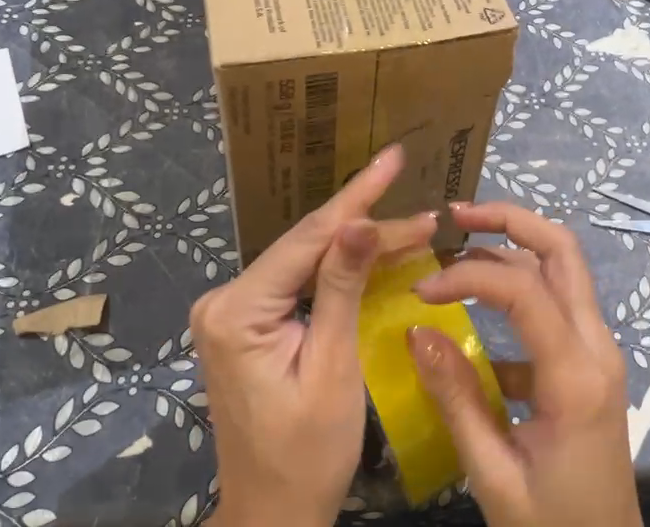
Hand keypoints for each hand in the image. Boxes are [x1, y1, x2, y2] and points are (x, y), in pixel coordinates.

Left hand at [193, 147, 436, 526]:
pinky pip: (297, 282)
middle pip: (306, 246)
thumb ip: (341, 289)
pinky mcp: (243, 323)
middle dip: (367, 224)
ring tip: (409, 221)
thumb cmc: (308, 454)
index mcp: (238, 311)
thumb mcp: (333, 368)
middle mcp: (225, 299)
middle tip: (425, 210)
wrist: (271, 515)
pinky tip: (371, 248)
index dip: (358, 197)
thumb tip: (359, 221)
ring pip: (304, 260)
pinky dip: (336, 268)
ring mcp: (231, 310)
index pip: (308, 239)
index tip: (394, 158)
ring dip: (356, 242)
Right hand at [408, 203, 640, 526]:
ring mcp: (600, 353)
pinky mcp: (591, 366)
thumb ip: (456, 399)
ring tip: (457, 249)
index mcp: (576, 377)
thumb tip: (416, 331)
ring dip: (513, 249)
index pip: (525, 289)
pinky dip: (519, 293)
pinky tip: (476, 320)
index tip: (421, 289)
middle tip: (454, 216)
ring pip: (564, 271)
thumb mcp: (493, 474)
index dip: (468, 274)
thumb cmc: (551, 526)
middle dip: (509, 220)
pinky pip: (558, 308)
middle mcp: (598, 348)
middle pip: (563, 251)